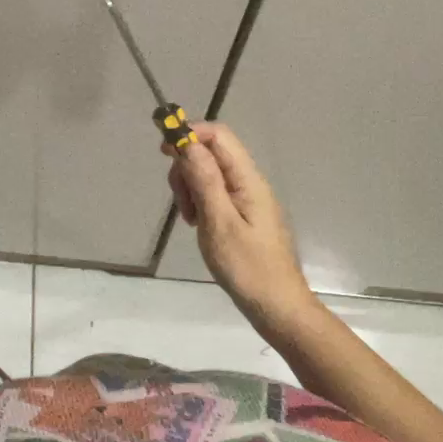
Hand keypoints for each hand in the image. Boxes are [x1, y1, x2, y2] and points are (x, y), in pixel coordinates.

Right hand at [169, 122, 320, 335]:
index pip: (218, 135)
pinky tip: (197, 223)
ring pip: (207, 172)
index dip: (189, 133)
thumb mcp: (219, 222)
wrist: (278, 308)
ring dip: (189, 187)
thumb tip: (187, 142)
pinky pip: (213, 191)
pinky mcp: (242, 213)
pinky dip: (198, 200)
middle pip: (209, 152)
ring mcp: (246, 198)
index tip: (164, 151)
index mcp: (248, 180)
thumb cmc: (248, 267)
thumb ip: (204, 179)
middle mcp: (249, 182)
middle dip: (186, 167)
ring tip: (190, 218)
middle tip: (180, 199)